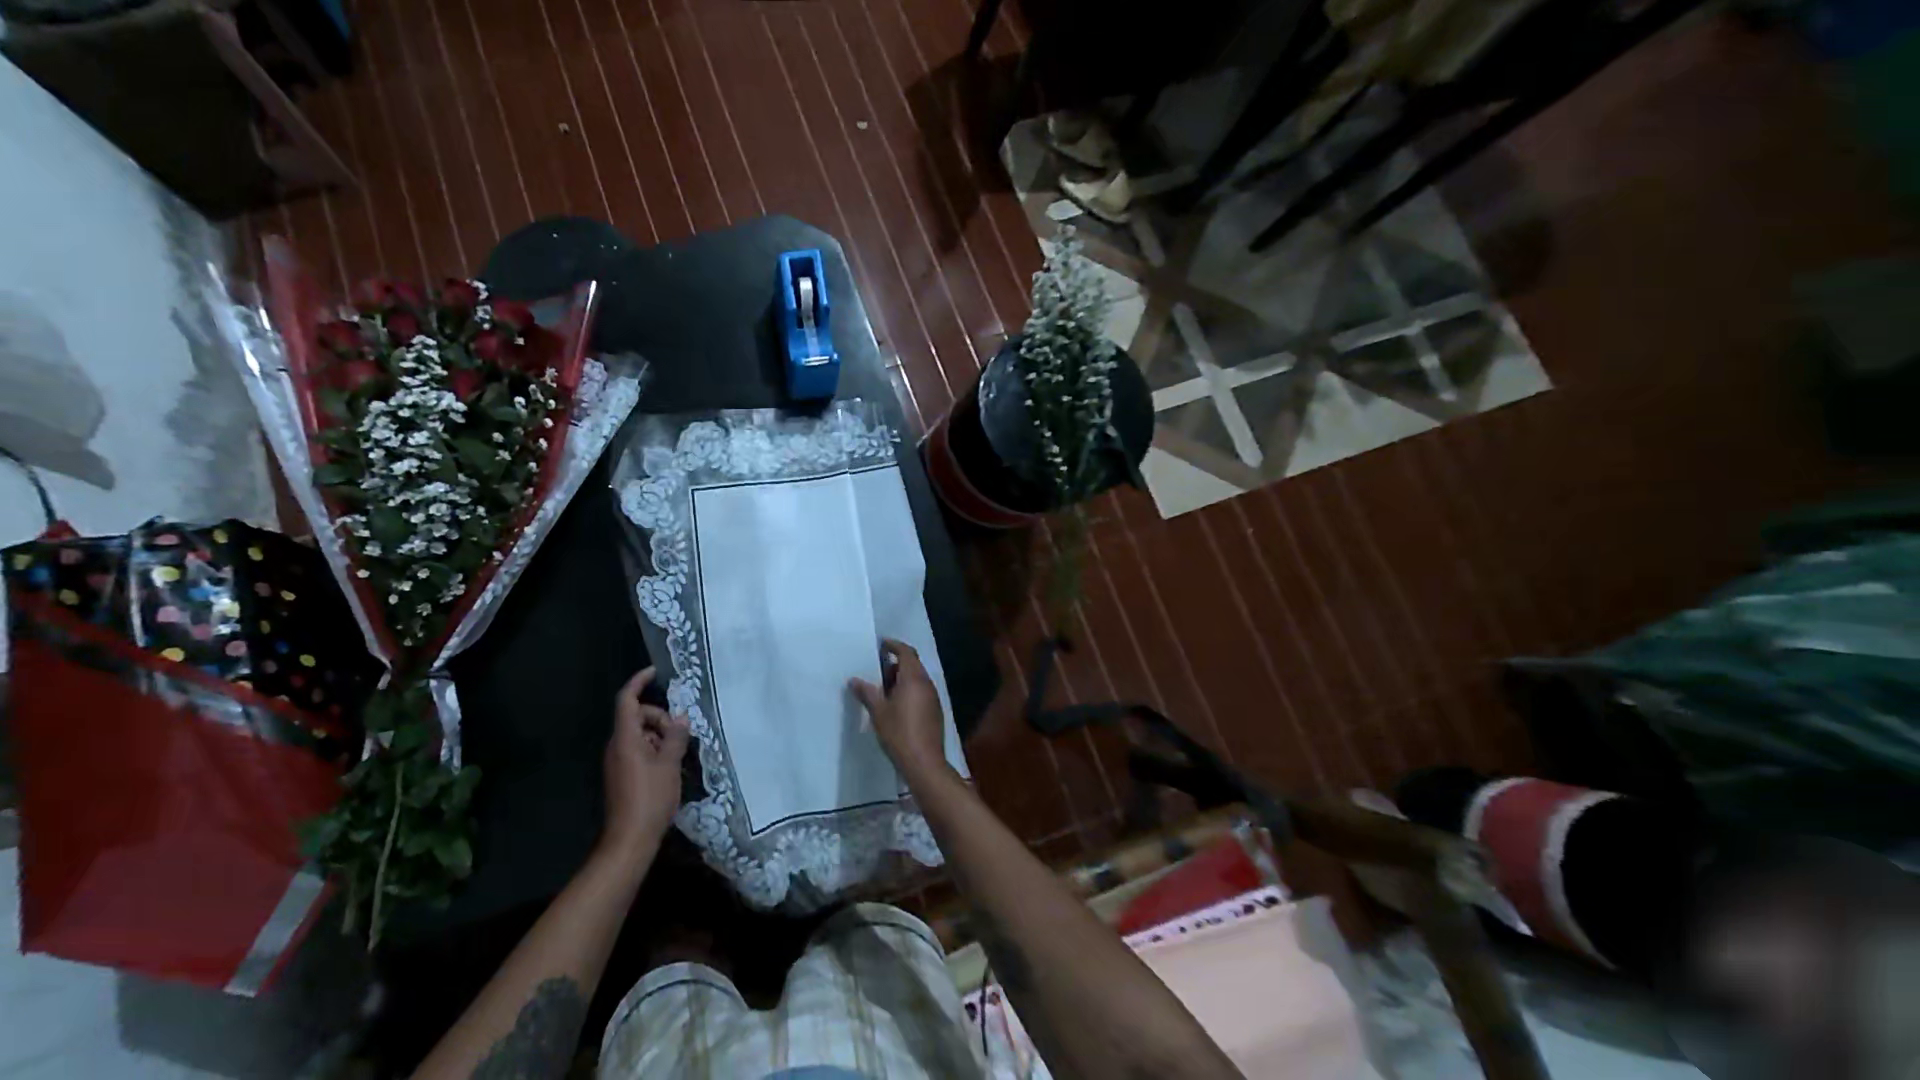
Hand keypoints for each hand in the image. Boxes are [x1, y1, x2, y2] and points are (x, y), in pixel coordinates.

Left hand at [601, 667, 688, 859]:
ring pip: (640, 735)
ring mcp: (618, 762)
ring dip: (660, 736)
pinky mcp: (623, 775)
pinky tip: (672, 765)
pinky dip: (656, 750)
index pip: (626, 701)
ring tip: (680, 752)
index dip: (639, 682)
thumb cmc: (650, 798)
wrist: (630, 839)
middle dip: (660, 717)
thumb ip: (675, 737)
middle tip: (681, 733)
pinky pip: (639, 750)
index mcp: (625, 739)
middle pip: (637, 717)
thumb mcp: (669, 764)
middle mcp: (617, 746)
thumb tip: (680, 718)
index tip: (656, 672)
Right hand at [849, 638, 949, 782]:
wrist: (924, 762)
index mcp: (914, 679)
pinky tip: (894, 705)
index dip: (894, 645)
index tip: (881, 645)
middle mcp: (926, 684)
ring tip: (882, 689)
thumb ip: (867, 693)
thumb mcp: (878, 712)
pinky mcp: (934, 711)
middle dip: (895, 664)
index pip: (907, 652)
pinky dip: (908, 691)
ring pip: (917, 680)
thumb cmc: (899, 733)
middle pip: (913, 665)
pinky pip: (920, 692)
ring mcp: (933, 698)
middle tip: (876, 670)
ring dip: (901, 679)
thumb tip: (854, 680)